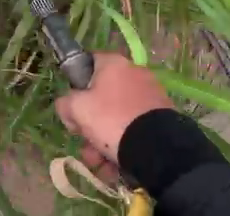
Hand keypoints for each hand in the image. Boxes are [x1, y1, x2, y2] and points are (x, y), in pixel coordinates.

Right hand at [54, 52, 172, 178]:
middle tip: (86, 145)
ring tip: (100, 164)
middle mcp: (134, 73)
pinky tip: (116, 166)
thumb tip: (68, 109)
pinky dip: (125, 144)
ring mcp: (152, 96)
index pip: (87, 63)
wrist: (160, 150)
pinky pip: (136, 128)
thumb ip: (64, 104)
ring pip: (119, 116)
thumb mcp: (76, 109)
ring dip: (105, 140)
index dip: (76, 86)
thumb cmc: (112, 119)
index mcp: (113, 62)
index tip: (74, 107)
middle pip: (103, 97)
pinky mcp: (165, 119)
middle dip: (91, 124)